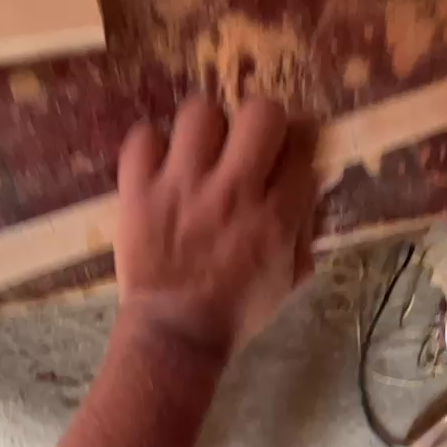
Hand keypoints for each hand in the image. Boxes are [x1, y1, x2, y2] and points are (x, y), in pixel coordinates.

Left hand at [112, 96, 319, 361]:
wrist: (176, 333)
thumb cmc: (236, 312)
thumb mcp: (287, 281)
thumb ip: (301, 233)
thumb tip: (305, 193)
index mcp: (275, 216)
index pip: (302, 148)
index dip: (297, 147)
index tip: (286, 158)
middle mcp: (234, 191)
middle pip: (262, 113)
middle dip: (261, 125)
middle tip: (248, 148)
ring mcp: (183, 186)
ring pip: (201, 113)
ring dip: (205, 132)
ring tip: (200, 156)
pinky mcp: (140, 190)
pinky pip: (144, 138)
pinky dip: (152, 150)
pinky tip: (161, 170)